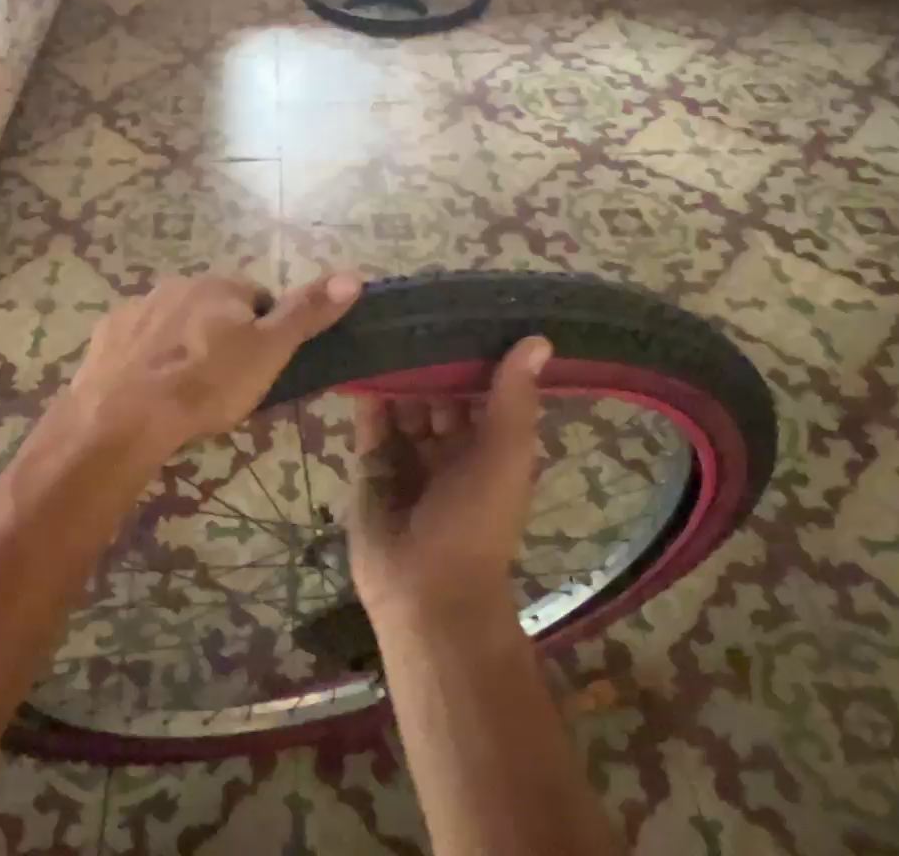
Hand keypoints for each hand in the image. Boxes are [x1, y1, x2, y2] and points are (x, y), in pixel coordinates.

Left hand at [66, 272, 362, 458]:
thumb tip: (355, 275)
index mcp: (221, 287)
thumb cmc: (207, 384)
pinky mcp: (108, 332)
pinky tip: (149, 387)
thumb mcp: (269, 352)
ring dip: (183, 345)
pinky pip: (138, 339)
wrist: (126, 416)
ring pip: (174, 322)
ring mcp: (138, 306)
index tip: (261, 368)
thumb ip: (307, 312)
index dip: (265, 333)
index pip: (258, 300)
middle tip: (224, 385)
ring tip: (184, 391)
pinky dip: (147, 357)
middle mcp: (178, 284)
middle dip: (221, 337)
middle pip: (213, 309)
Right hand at [346, 336, 552, 624]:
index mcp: (489, 447)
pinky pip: (369, 425)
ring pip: (402, 405)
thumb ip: (513, 399)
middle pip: (437, 394)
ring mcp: (407, 458)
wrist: (425, 590)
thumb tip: (539, 338)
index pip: (481, 390)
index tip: (458, 309)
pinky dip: (366, 398)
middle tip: (410, 308)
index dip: (472, 355)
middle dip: (427, 361)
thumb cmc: (475, 523)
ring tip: (380, 324)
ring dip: (395, 375)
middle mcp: (449, 448)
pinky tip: (359, 360)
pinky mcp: (370, 467)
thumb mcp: (504, 456)